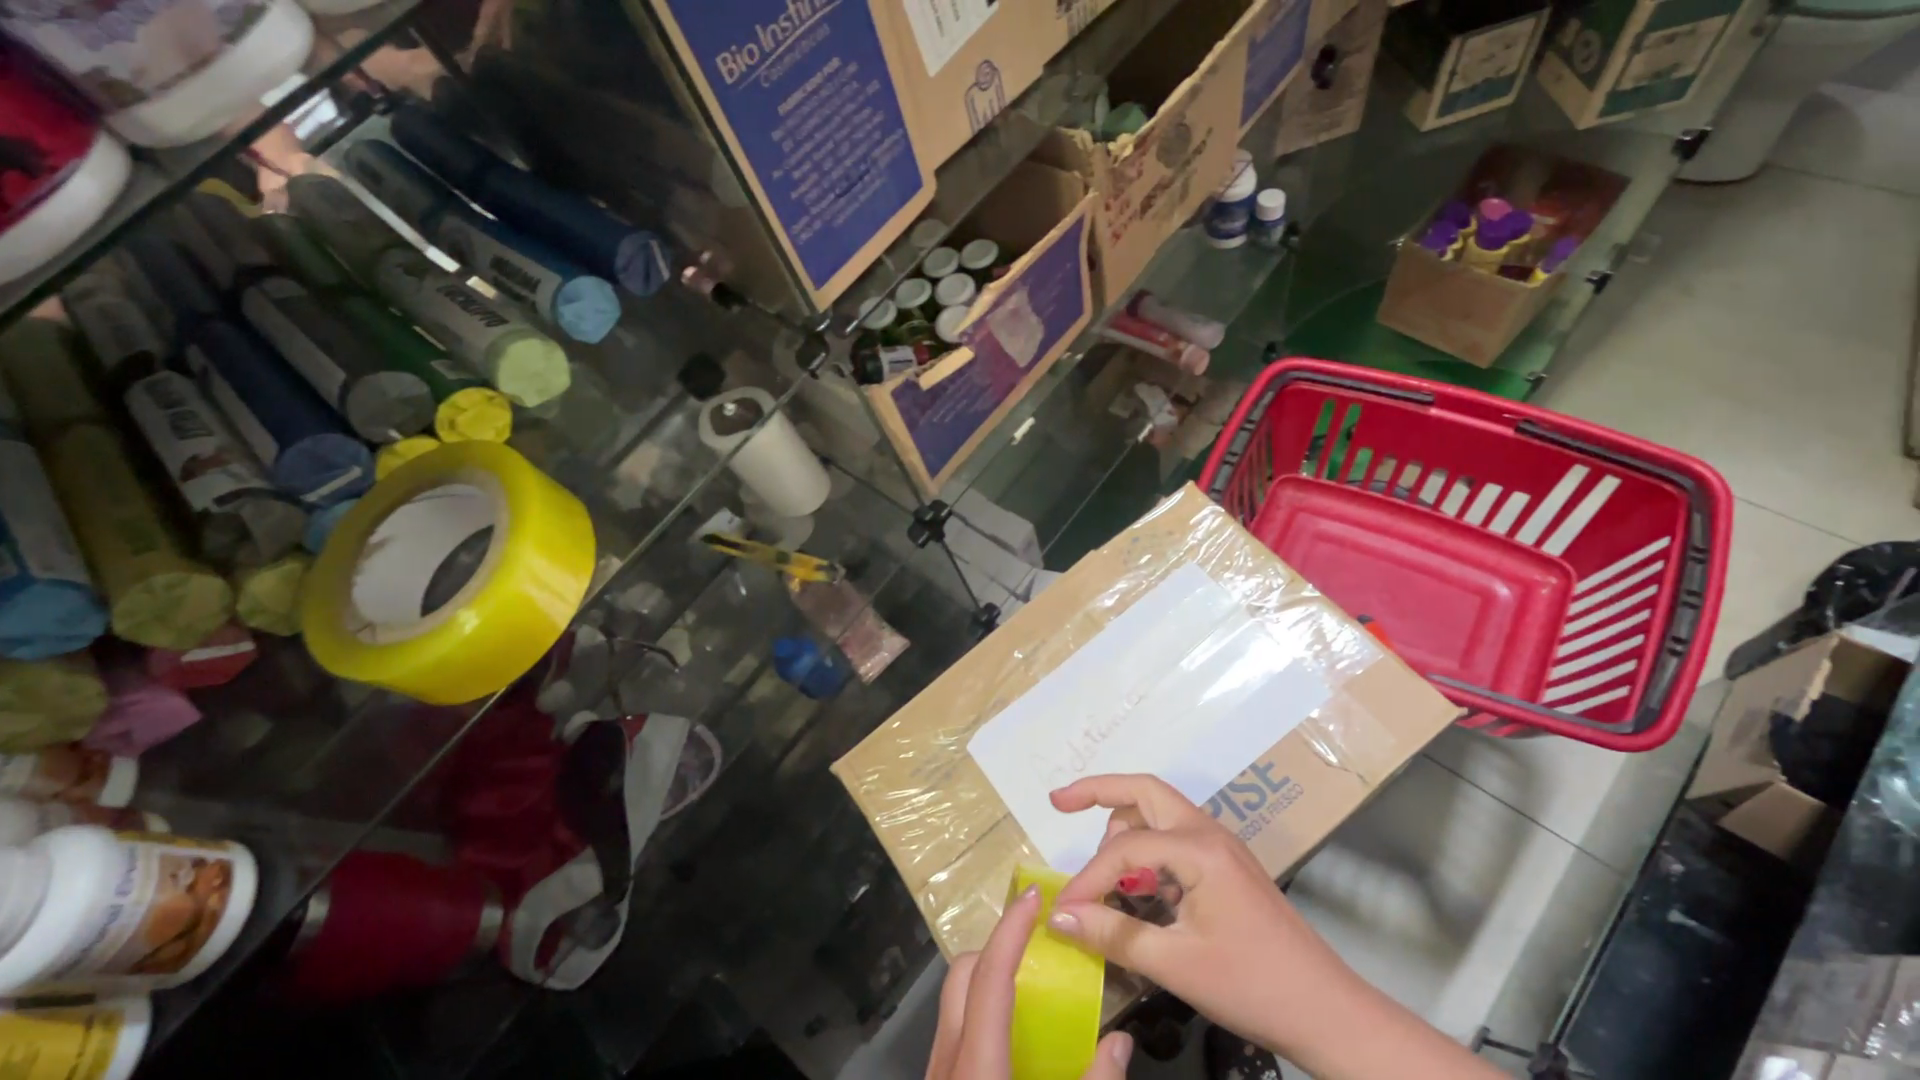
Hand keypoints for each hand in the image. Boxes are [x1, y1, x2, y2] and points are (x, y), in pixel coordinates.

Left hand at [926, 883, 1133, 1079]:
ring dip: (987, 981)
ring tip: (1030, 987)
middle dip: (997, 948)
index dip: (1011, 931)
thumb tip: (1120, 1041)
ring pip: (953, 1001)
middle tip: (1038, 948)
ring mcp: (937, 1072)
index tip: (1033, 895)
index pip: (990, 977)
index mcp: (978, 1063)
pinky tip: (1014, 1036)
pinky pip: (954, 1030)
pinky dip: (980, 1013)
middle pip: (962, 975)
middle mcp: (949, 1058)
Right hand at [1043, 775, 1364, 1059]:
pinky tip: (1134, 885)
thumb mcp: (1176, 963)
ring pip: (1160, 813)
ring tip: (1099, 865)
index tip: (1064, 911)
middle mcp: (1210, 834)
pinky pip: (1175, 840)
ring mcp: (1222, 849)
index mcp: (1200, 849)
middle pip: (1145, 792)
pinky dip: (1146, 847)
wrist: (1326, 1011)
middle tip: (1058, 802)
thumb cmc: (1253, 985)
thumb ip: (1113, 934)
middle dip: (1099, 791)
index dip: (1088, 877)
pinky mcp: (1226, 869)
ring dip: (1124, 824)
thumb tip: (1059, 916)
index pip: (1125, 847)